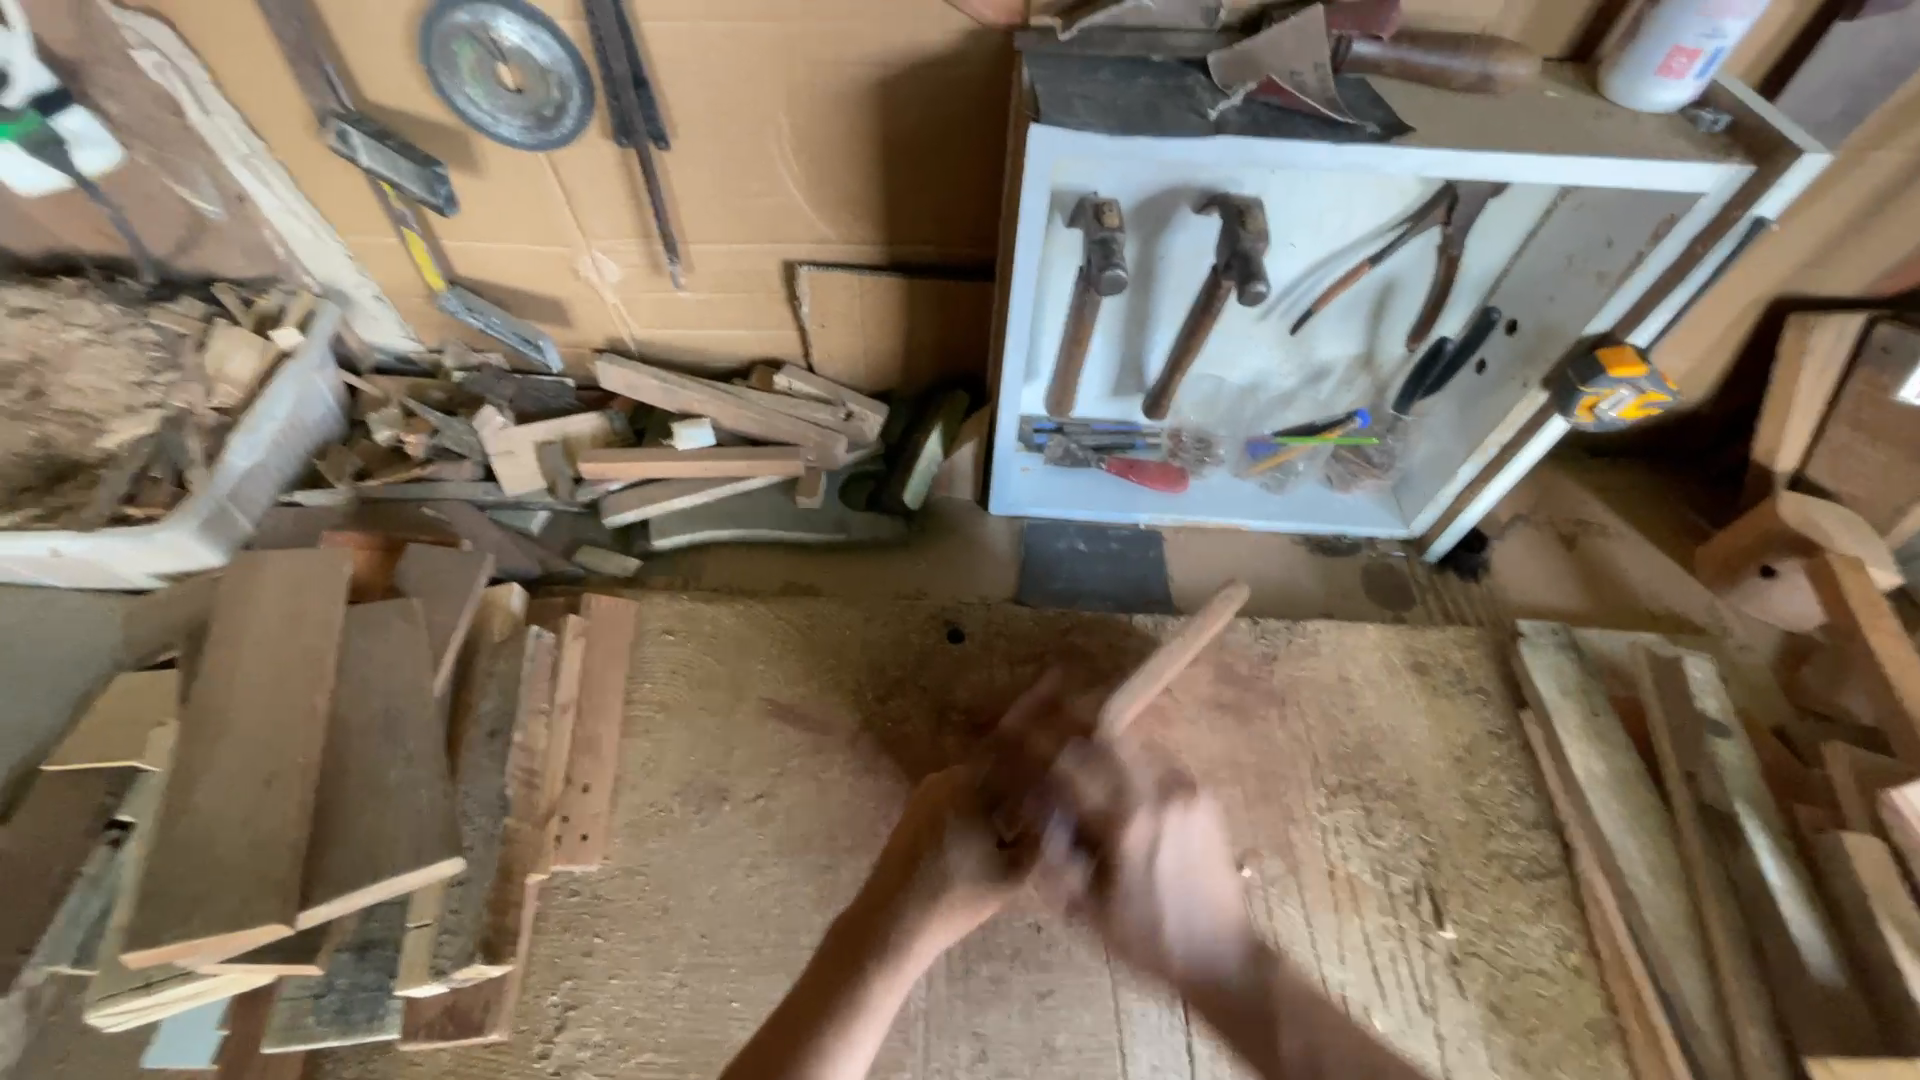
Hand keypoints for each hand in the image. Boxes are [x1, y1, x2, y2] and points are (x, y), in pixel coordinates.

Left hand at [848, 673, 1087, 960]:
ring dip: (1004, 792)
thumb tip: (1063, 805)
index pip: (1015, 743)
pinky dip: (983, 806)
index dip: (1039, 712)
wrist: (888, 924)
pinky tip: (996, 832)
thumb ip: (1041, 832)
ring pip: (980, 782)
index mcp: (970, 783)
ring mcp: (928, 792)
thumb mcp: (1013, 870)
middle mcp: (947, 776)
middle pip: (999, 761)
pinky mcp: (917, 811)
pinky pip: (961, 797)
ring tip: (1028, 815)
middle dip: (1027, 763)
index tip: (1057, 679)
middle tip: (1052, 771)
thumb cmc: (954, 898)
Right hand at [1041, 738, 1261, 998]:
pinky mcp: (1203, 796)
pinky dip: (1135, 763)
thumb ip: (1057, 859)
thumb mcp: (1090, 911)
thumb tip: (1036, 812)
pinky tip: (1126, 784)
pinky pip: (1159, 762)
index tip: (1023, 758)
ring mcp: (1184, 792)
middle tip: (1053, 750)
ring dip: (1104, 749)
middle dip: (1071, 743)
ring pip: (1133, 744)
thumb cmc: (1150, 939)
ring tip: (1087, 764)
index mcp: (1124, 825)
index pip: (1068, 772)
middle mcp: (1156, 796)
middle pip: (1102, 742)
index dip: (1040, 761)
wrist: (1223, 955)